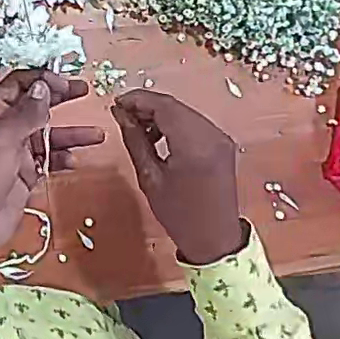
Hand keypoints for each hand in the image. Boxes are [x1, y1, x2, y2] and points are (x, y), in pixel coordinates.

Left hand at [0, 70, 104, 266]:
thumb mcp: (3, 139)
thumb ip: (26, 113)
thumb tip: (43, 86)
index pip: (17, 85)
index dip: (40, 79)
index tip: (64, 83)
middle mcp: (4, 129)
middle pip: (35, 105)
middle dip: (59, 97)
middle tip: (83, 91)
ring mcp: (15, 152)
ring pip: (47, 134)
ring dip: (71, 133)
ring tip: (96, 134)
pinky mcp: (25, 174)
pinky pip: (48, 160)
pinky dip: (62, 158)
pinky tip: (73, 160)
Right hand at [111, 90, 242, 264]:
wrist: (216, 239)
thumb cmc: (180, 215)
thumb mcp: (150, 178)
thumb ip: (135, 140)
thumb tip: (121, 114)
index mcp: (194, 144)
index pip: (164, 106)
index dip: (138, 100)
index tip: (117, 104)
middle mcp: (212, 134)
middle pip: (175, 106)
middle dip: (147, 106)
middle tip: (123, 115)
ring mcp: (220, 137)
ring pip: (184, 112)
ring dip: (160, 114)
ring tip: (138, 129)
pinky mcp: (222, 142)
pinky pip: (194, 122)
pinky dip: (175, 123)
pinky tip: (159, 136)